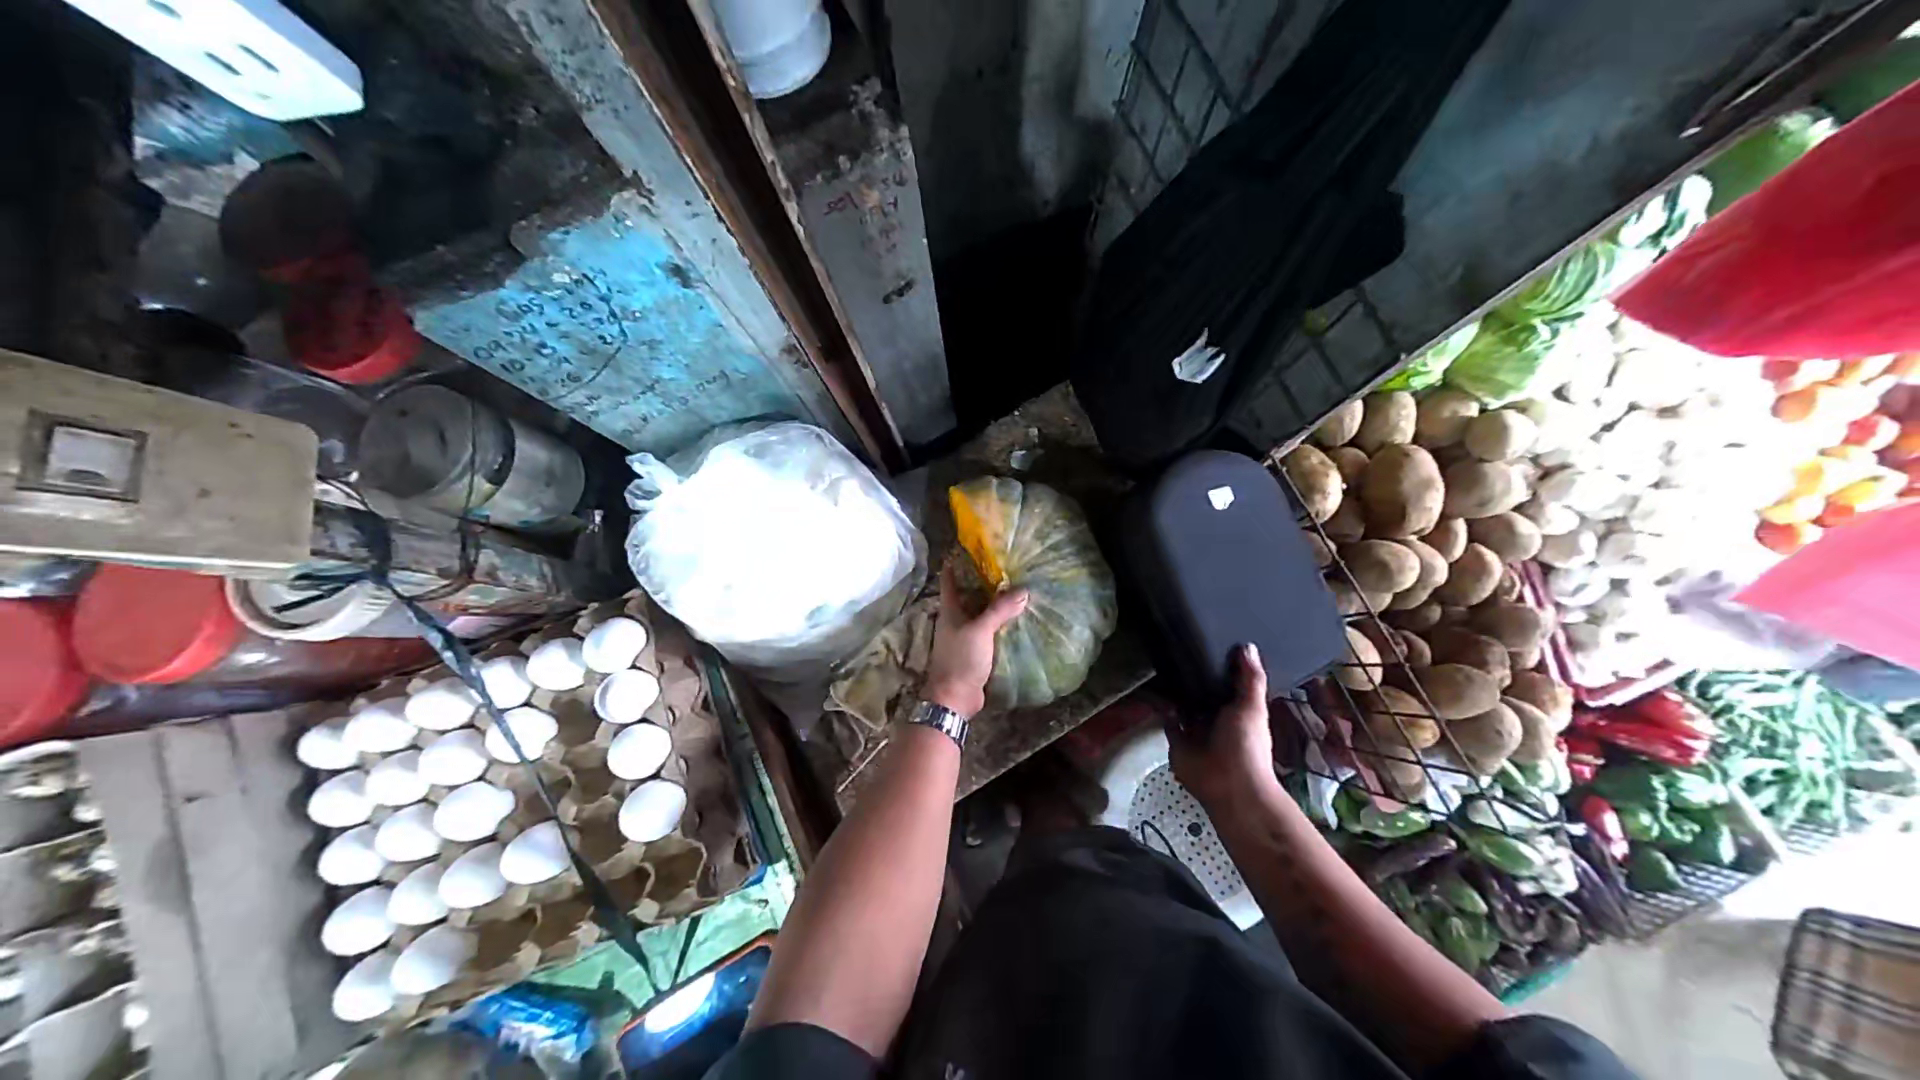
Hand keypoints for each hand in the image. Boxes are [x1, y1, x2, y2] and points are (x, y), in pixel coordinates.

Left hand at [922, 563, 1027, 717]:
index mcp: (950, 609)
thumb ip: (999, 610)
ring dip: (994, 603)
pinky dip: (1000, 624)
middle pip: (968, 594)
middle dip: (983, 581)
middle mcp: (956, 619)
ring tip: (1016, 588)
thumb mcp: (980, 630)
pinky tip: (1017, 619)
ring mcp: (966, 636)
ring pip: (980, 613)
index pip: (950, 579)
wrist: (955, 698)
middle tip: (1005, 566)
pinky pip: (990, 631)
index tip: (971, 549)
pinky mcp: (976, 651)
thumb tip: (1023, 590)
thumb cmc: (960, 659)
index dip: (957, 563)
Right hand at [1168, 644, 1278, 807]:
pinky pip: (1167, 722)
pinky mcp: (1177, 742)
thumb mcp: (1252, 706)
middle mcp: (1217, 720)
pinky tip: (1158, 695)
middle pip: (1204, 695)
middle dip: (1194, 680)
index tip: (1210, 645)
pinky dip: (1162, 711)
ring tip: (1164, 667)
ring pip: (1184, 706)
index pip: (1229, 685)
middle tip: (1180, 652)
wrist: (1228, 785)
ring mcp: (1197, 732)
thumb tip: (1248, 646)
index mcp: (1240, 711)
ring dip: (1176, 693)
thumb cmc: (1247, 746)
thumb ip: (1250, 678)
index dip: (1221, 668)